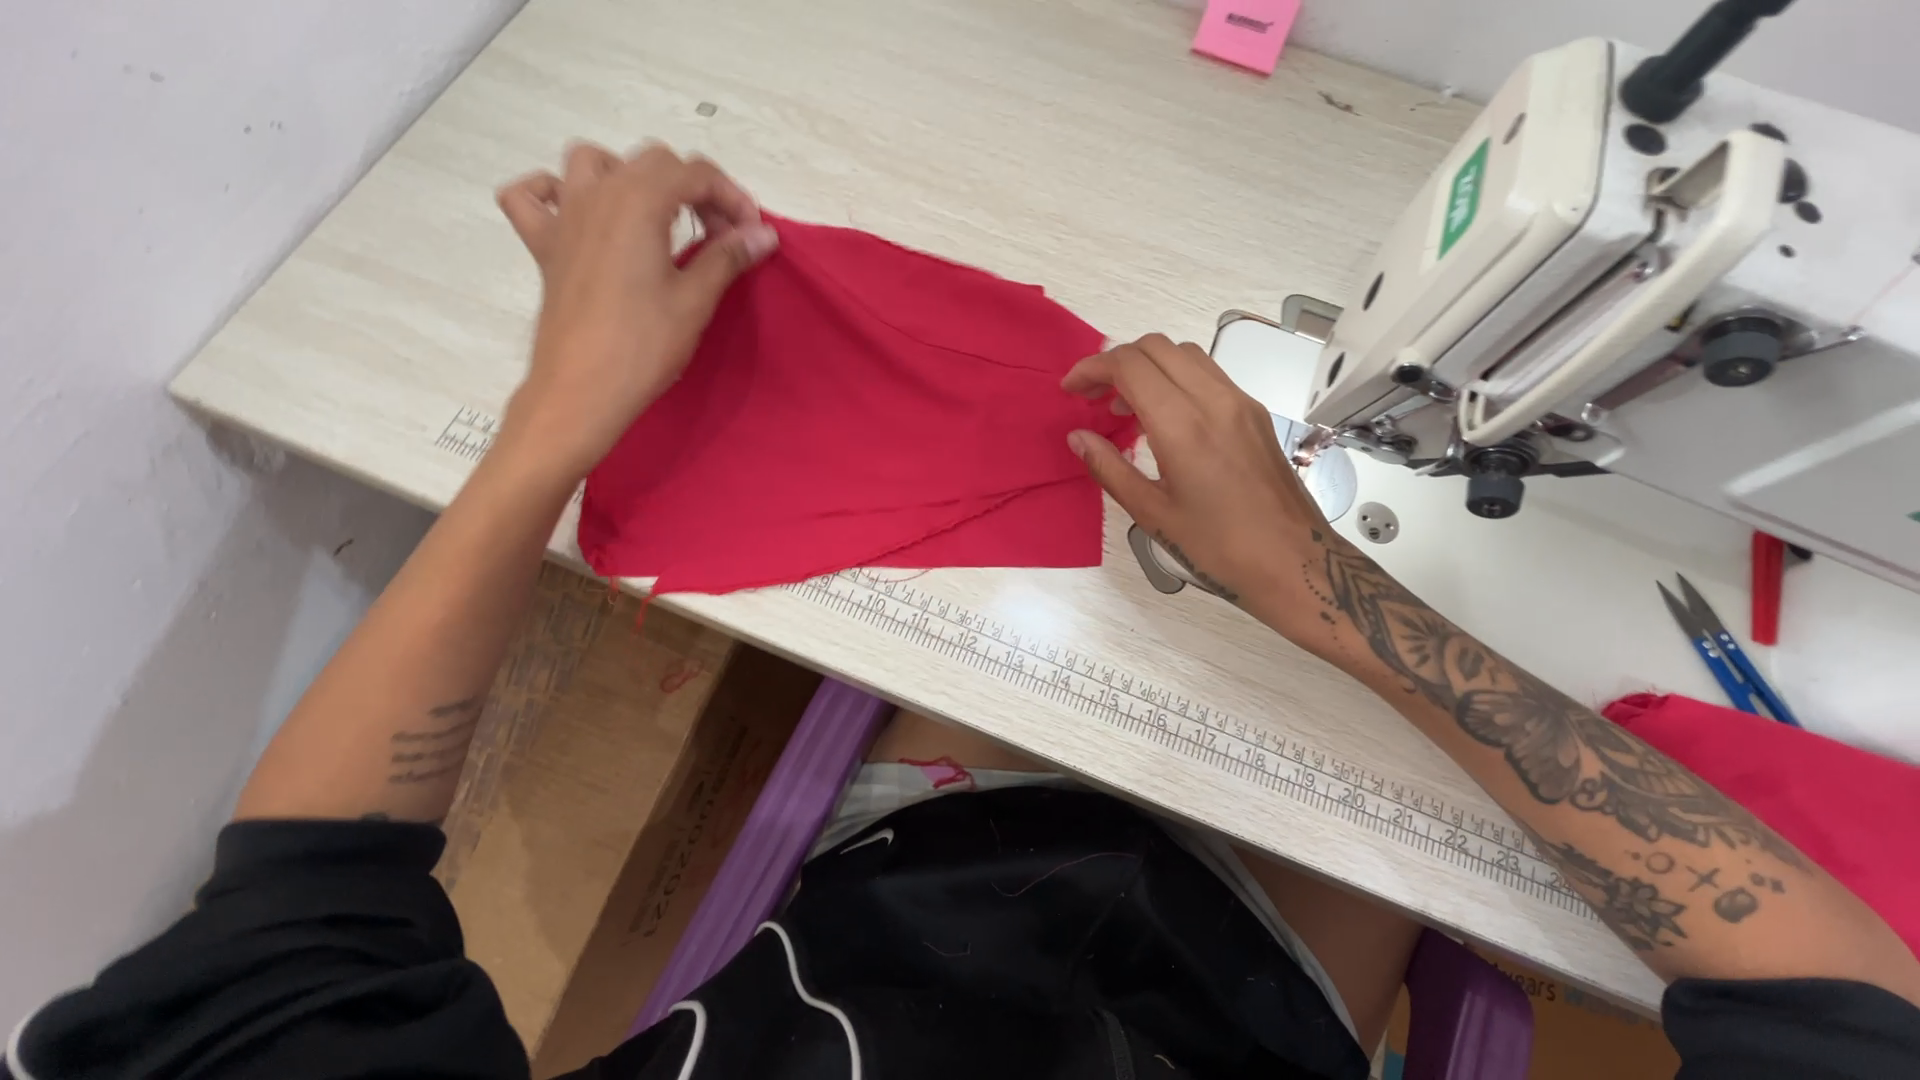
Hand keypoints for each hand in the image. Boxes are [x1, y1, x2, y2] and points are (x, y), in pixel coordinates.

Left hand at [492, 141, 778, 483]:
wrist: (583, 388)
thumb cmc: (644, 344)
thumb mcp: (696, 299)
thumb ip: (728, 256)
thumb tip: (763, 234)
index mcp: (639, 200)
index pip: (695, 173)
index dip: (732, 197)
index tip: (752, 234)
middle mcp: (597, 193)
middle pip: (653, 162)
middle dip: (694, 189)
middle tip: (719, 236)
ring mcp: (564, 215)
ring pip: (592, 161)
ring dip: (629, 177)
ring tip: (654, 216)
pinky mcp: (543, 244)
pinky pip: (531, 196)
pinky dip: (552, 193)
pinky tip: (578, 215)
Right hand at [1061, 334, 1362, 642]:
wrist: (1294, 561)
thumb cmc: (1218, 548)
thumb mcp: (1152, 514)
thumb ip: (1109, 468)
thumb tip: (1079, 437)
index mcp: (1183, 426)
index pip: (1130, 365)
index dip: (1092, 369)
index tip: (1071, 390)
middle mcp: (1214, 401)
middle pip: (1156, 347)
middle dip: (1116, 362)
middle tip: (1092, 396)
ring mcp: (1240, 403)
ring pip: (1185, 354)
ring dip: (1147, 366)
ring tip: (1124, 406)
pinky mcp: (1255, 413)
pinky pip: (1208, 375)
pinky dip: (1174, 378)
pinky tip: (1162, 417)